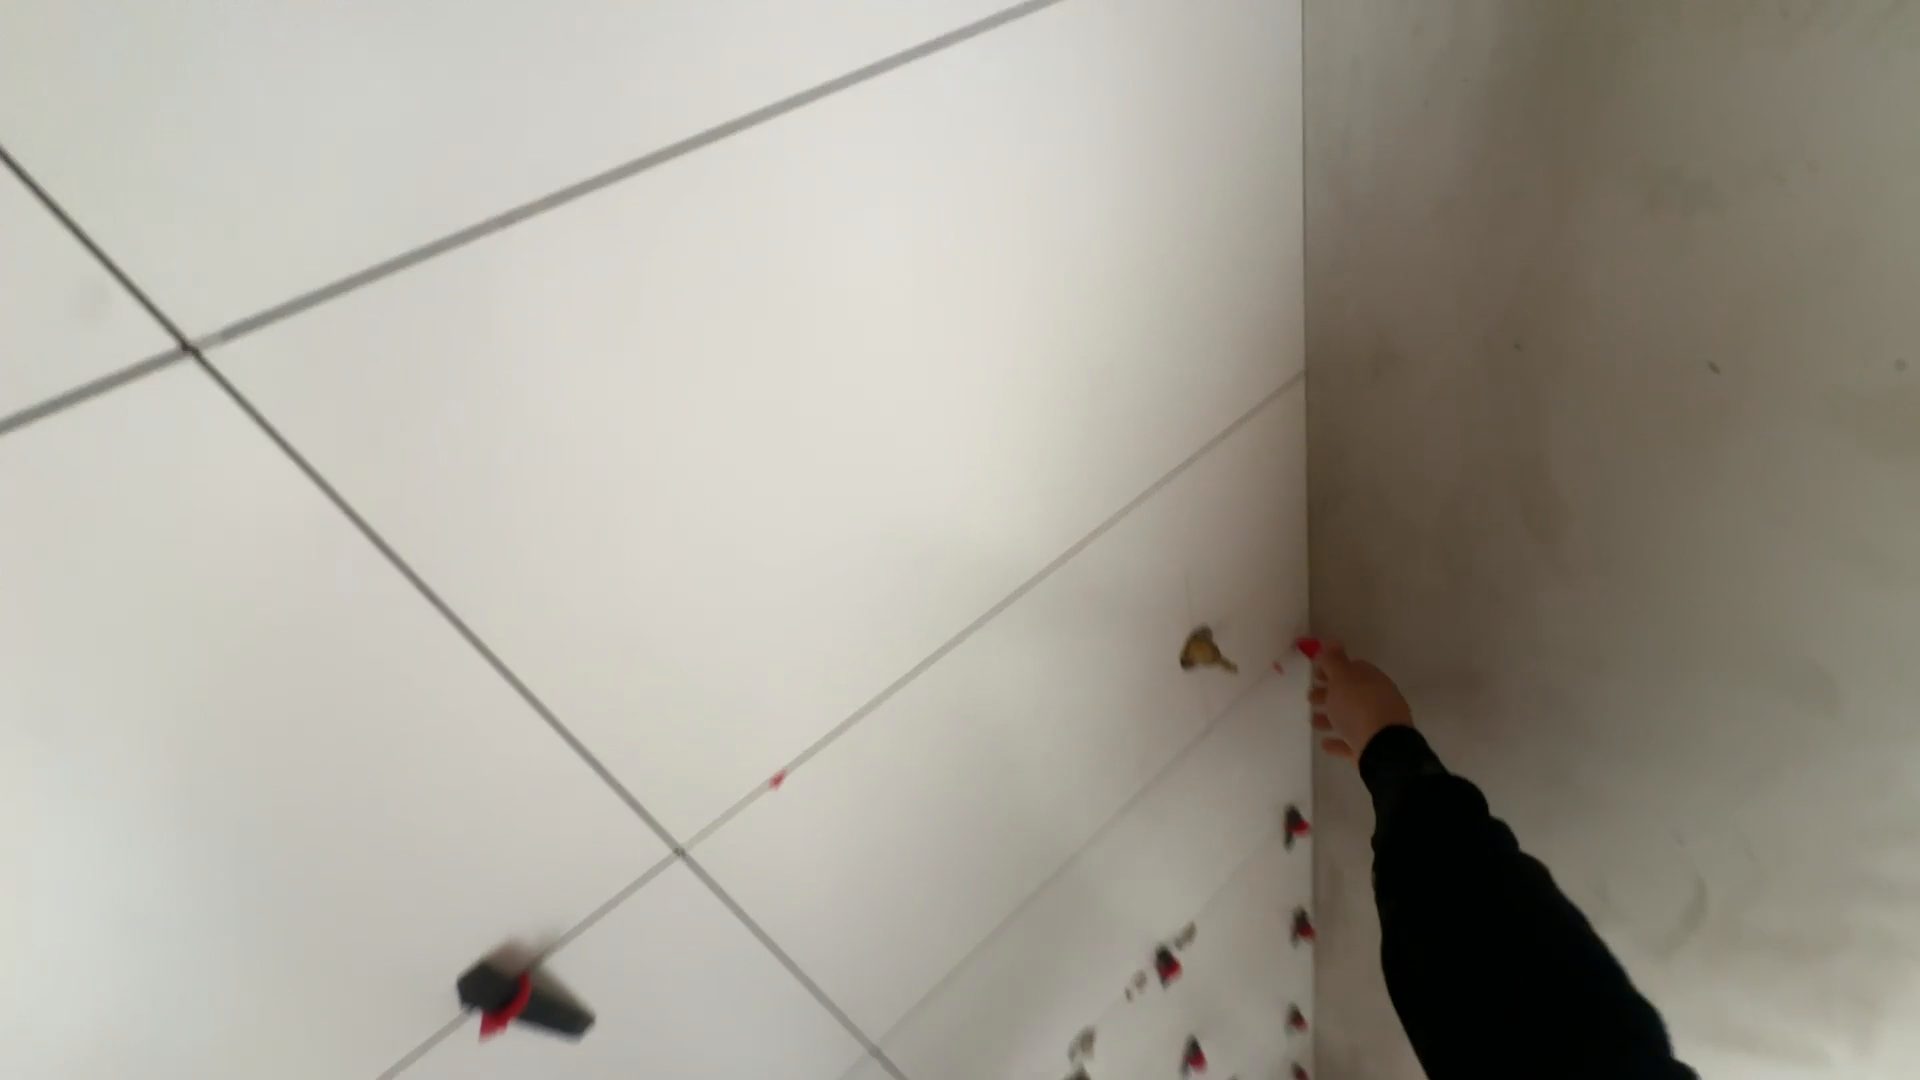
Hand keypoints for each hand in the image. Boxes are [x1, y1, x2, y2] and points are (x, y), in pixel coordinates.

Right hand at [1309, 643, 1412, 760]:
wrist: (1383, 749)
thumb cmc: (1358, 708)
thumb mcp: (1342, 678)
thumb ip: (1334, 660)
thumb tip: (1332, 641)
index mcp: (1372, 680)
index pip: (1352, 668)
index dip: (1331, 670)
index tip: (1314, 675)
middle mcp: (1378, 699)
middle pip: (1350, 693)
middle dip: (1328, 694)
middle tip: (1310, 698)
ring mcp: (1377, 724)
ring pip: (1350, 717)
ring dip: (1330, 717)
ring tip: (1314, 721)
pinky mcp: (1373, 746)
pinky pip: (1352, 740)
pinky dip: (1338, 740)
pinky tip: (1325, 742)